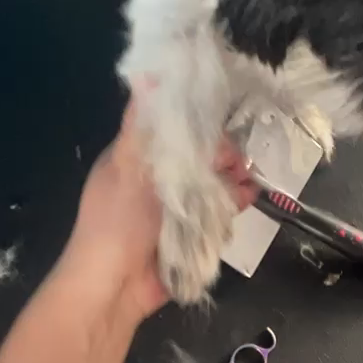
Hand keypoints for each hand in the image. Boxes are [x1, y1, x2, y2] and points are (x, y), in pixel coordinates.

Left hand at [66, 94, 257, 318]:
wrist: (114, 288)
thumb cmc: (116, 224)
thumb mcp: (127, 168)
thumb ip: (141, 126)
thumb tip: (147, 74)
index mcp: (136, 159)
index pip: (174, 131)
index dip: (199, 127)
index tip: (220, 132)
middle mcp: (157, 182)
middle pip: (197, 160)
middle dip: (222, 159)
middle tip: (238, 165)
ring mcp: (174, 211)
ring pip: (209, 187)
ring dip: (231, 183)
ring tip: (248, 185)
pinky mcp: (188, 238)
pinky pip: (214, 217)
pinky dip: (230, 209)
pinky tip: (245, 202)